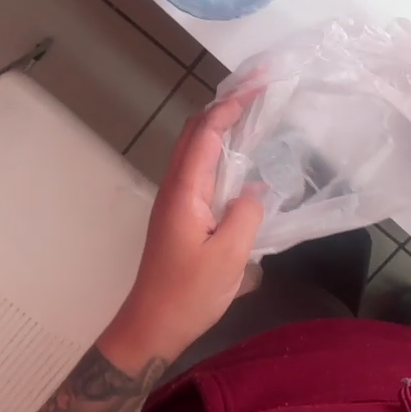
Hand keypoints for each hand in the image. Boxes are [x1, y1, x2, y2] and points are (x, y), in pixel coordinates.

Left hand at [97, 99, 263, 369]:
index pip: (206, 134)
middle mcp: (175, 188)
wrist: (152, 325)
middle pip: (195, 134)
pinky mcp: (179, 216)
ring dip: (221, 127)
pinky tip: (240, 163)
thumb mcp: (229, 256)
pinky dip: (220, 154)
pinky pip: (200, 173)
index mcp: (184, 191)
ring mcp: (174, 202)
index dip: (231, 106)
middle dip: (224, 106)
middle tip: (257, 90)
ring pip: (195, 151)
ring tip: (252, 114)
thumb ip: (246, 216)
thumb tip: (256, 191)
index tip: (258, 86)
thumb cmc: (188, 293)